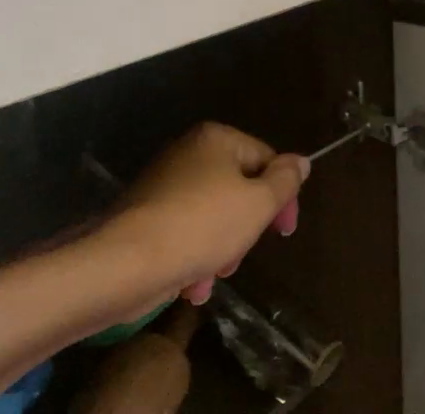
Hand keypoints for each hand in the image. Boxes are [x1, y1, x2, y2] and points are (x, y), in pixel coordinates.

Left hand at [87, 123, 307, 309]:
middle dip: (244, 230)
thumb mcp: (258, 204)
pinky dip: (191, 258)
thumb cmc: (201, 226)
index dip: (282, 198)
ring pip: (211, 218)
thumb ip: (284, 181)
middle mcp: (188, 153)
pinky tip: (188, 286)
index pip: (266, 160)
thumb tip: (300, 161)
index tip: (283, 233)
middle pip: (238, 190)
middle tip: (238, 257)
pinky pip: (182, 234)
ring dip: (219, 251)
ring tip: (210, 277)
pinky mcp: (143, 218)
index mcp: (216, 139)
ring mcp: (162, 185)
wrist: (124, 264)